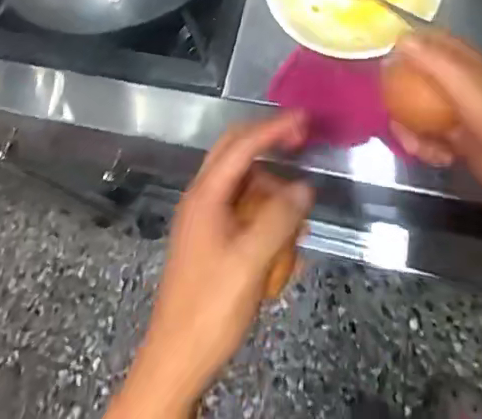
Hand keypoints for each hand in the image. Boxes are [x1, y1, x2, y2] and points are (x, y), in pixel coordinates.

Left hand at [109, 112, 312, 416]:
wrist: (175, 362)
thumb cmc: (210, 309)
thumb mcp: (252, 262)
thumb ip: (281, 218)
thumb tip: (305, 187)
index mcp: (206, 196)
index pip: (243, 144)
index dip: (275, 127)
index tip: (305, 119)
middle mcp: (202, 200)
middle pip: (236, 153)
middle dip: (270, 143)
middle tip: (303, 141)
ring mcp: (205, 220)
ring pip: (243, 183)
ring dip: (273, 187)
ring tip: (300, 209)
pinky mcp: (211, 242)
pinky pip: (244, 211)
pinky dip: (267, 214)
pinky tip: (288, 241)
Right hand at [384, 30, 481, 212]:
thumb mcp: (468, 87)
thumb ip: (434, 61)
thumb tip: (400, 37)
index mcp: (467, 63)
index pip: (430, 44)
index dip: (406, 49)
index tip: (382, 65)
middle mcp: (462, 84)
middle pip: (418, 81)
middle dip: (401, 97)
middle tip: (394, 116)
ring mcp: (462, 114)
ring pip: (421, 113)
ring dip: (412, 129)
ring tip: (419, 146)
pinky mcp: (463, 144)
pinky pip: (432, 139)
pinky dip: (428, 149)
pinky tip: (439, 160)